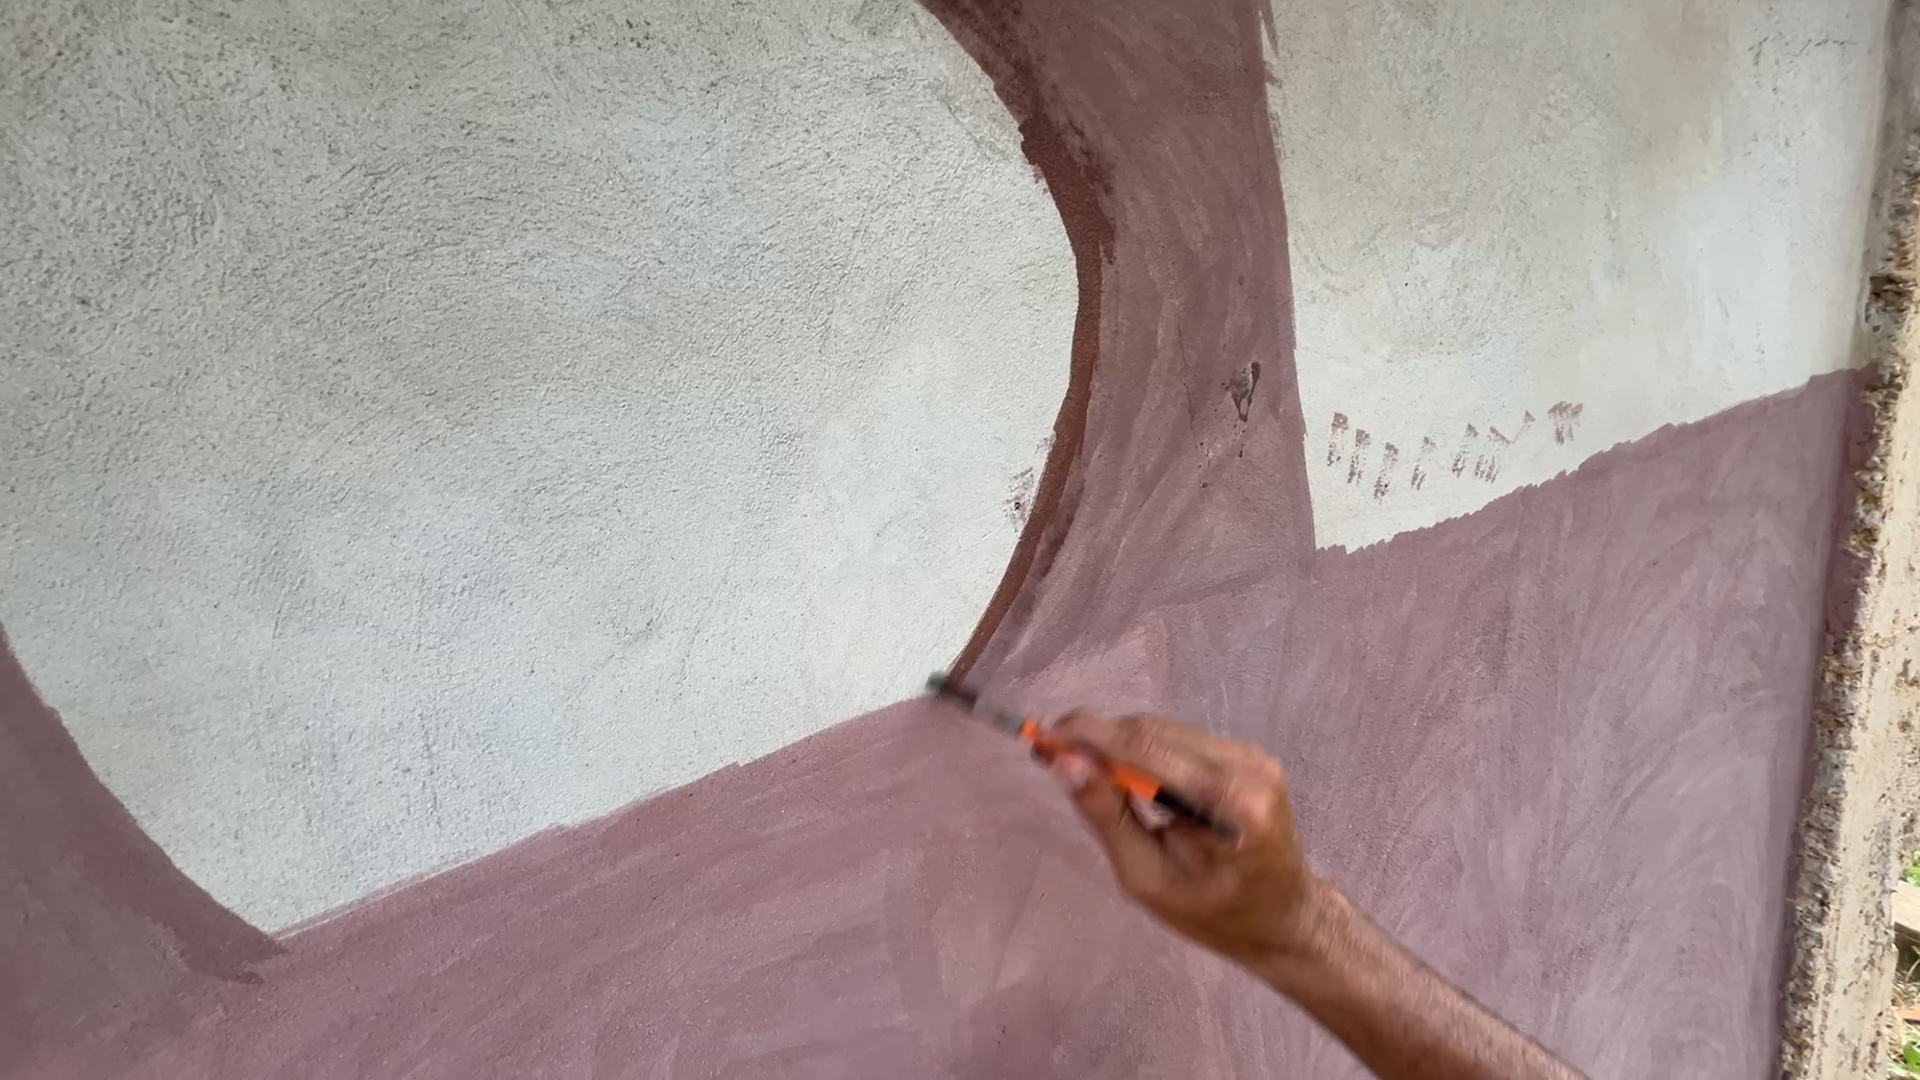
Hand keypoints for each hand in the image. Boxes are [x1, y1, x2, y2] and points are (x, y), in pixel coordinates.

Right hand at [1048, 710, 1317, 966]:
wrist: (1284, 919)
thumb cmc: (1212, 914)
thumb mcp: (1147, 878)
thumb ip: (1107, 816)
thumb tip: (1066, 763)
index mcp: (1230, 805)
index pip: (1144, 748)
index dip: (1089, 735)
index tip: (1044, 733)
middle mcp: (1246, 767)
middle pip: (1151, 731)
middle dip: (1096, 735)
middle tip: (1052, 749)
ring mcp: (1252, 755)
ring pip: (1162, 729)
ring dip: (1117, 741)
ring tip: (1083, 763)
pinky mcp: (1248, 753)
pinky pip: (1179, 738)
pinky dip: (1144, 747)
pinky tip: (1127, 772)